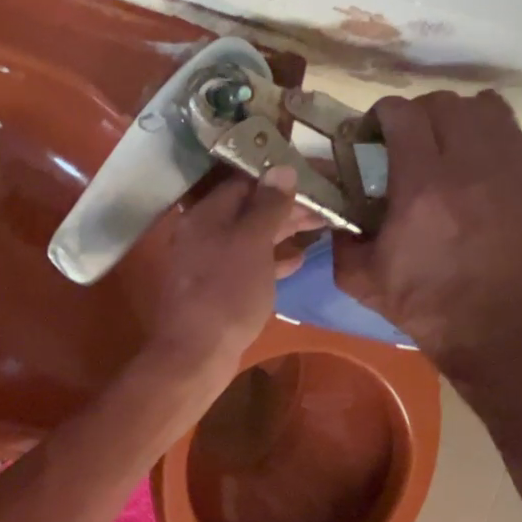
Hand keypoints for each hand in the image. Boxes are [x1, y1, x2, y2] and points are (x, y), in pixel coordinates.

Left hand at [152, 166, 316, 368]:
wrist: (197, 352)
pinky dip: (270, 260)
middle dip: (285, 205)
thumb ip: (268, 206)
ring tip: (321, 226)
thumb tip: (281, 168)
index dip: (277, 175)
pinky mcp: (215, 288)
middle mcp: (200, 234)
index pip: (241, 181)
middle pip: (246, 209)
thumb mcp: (252, 243)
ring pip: (249, 237)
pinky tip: (298, 260)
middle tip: (325, 204)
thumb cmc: (227, 293)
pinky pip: (246, 264)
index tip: (313, 175)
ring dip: (282, 231)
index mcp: (203, 216)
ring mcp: (206, 262)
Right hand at [333, 90, 521, 371]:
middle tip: (403, 139)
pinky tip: (471, 162)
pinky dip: (486, 134)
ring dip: (456, 117)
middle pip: (444, 103)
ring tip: (442, 142)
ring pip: (484, 107)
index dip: (381, 115)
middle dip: (417, 113)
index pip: (403, 115)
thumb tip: (335, 207)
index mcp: (421, 187)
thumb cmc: (419, 301)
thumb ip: (340, 234)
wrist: (491, 324)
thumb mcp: (357, 275)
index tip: (371, 134)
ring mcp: (510, 169)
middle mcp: (469, 166)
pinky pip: (510, 131)